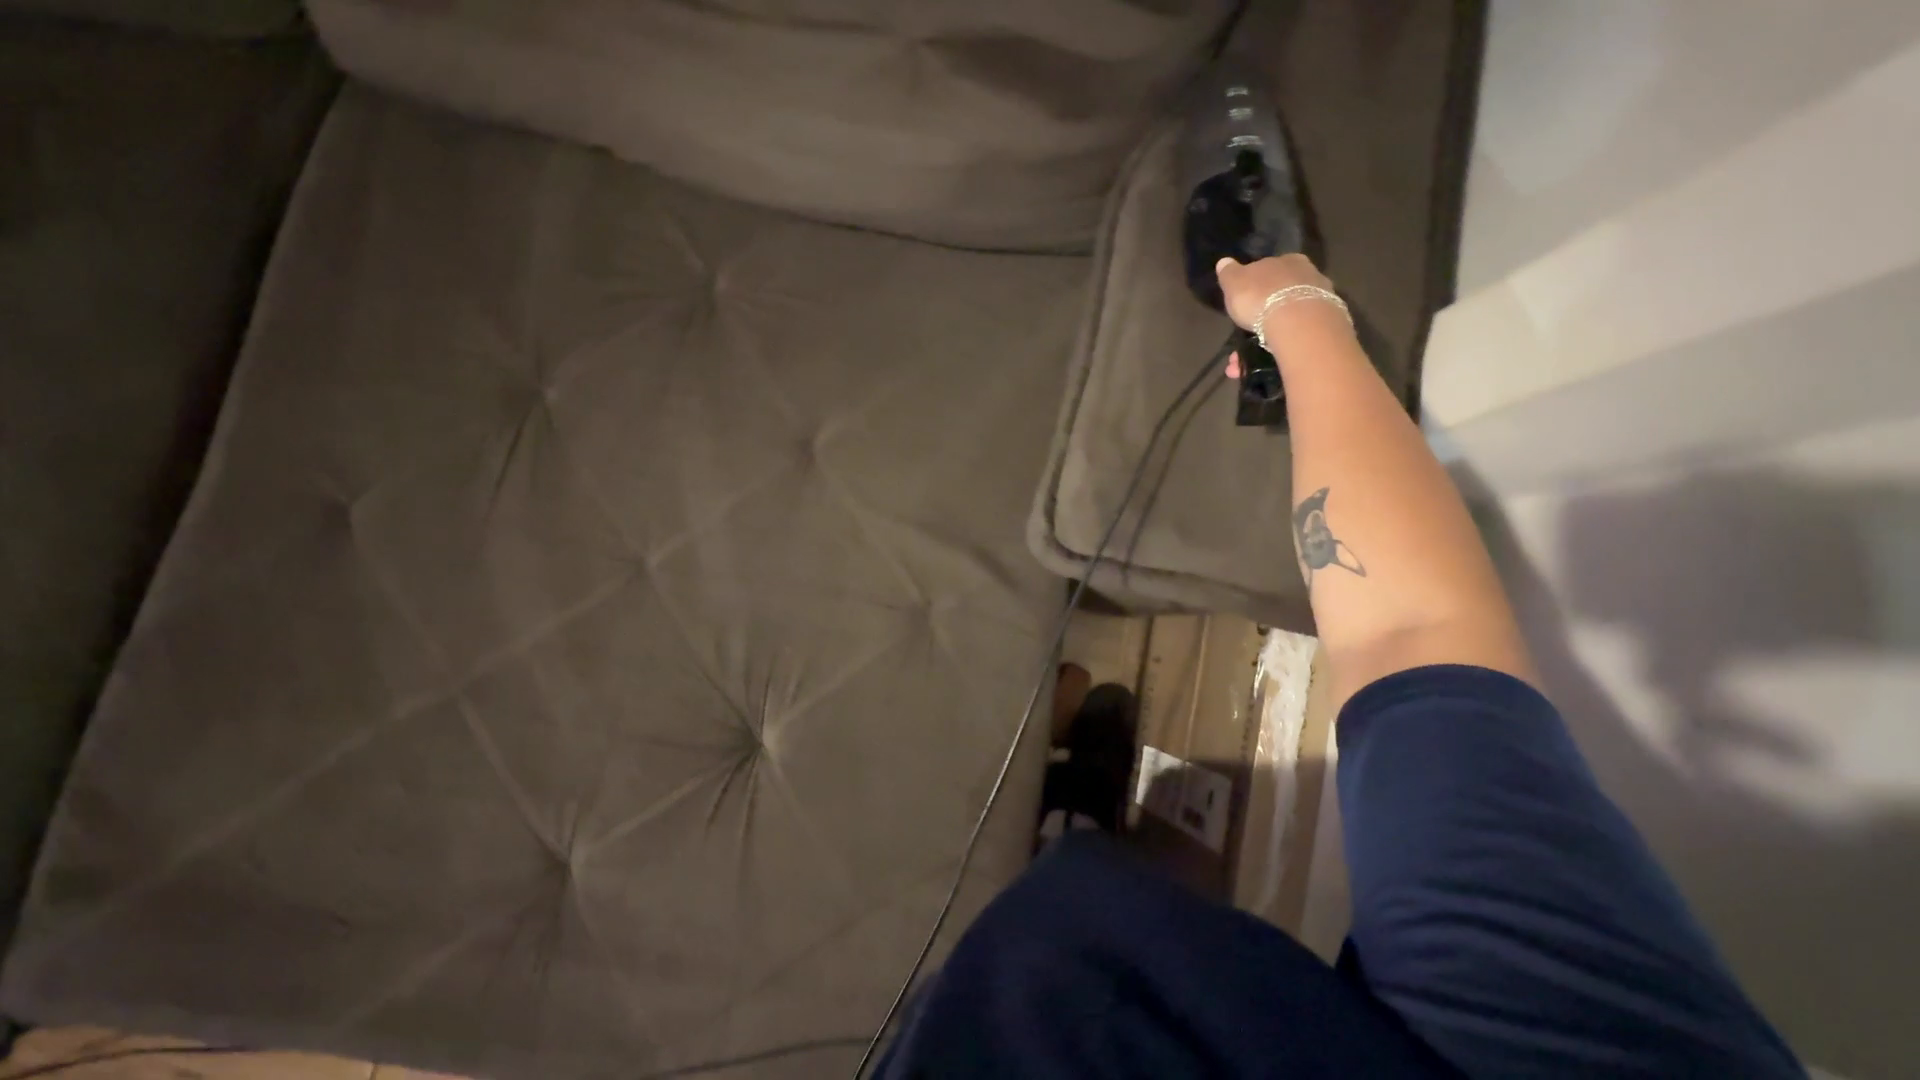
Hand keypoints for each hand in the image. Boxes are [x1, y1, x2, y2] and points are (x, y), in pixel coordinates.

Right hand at [1214, 254, 1339, 378]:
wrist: (1299, 322)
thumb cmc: (1262, 296)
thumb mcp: (1235, 282)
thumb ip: (1229, 273)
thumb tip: (1224, 262)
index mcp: (1288, 260)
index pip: (1271, 269)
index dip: (1256, 285)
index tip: (1246, 302)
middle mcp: (1308, 275)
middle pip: (1282, 294)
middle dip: (1263, 314)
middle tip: (1246, 334)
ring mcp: (1321, 300)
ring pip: (1290, 319)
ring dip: (1269, 337)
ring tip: (1249, 361)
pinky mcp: (1327, 325)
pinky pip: (1299, 335)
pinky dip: (1282, 347)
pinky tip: (1268, 361)